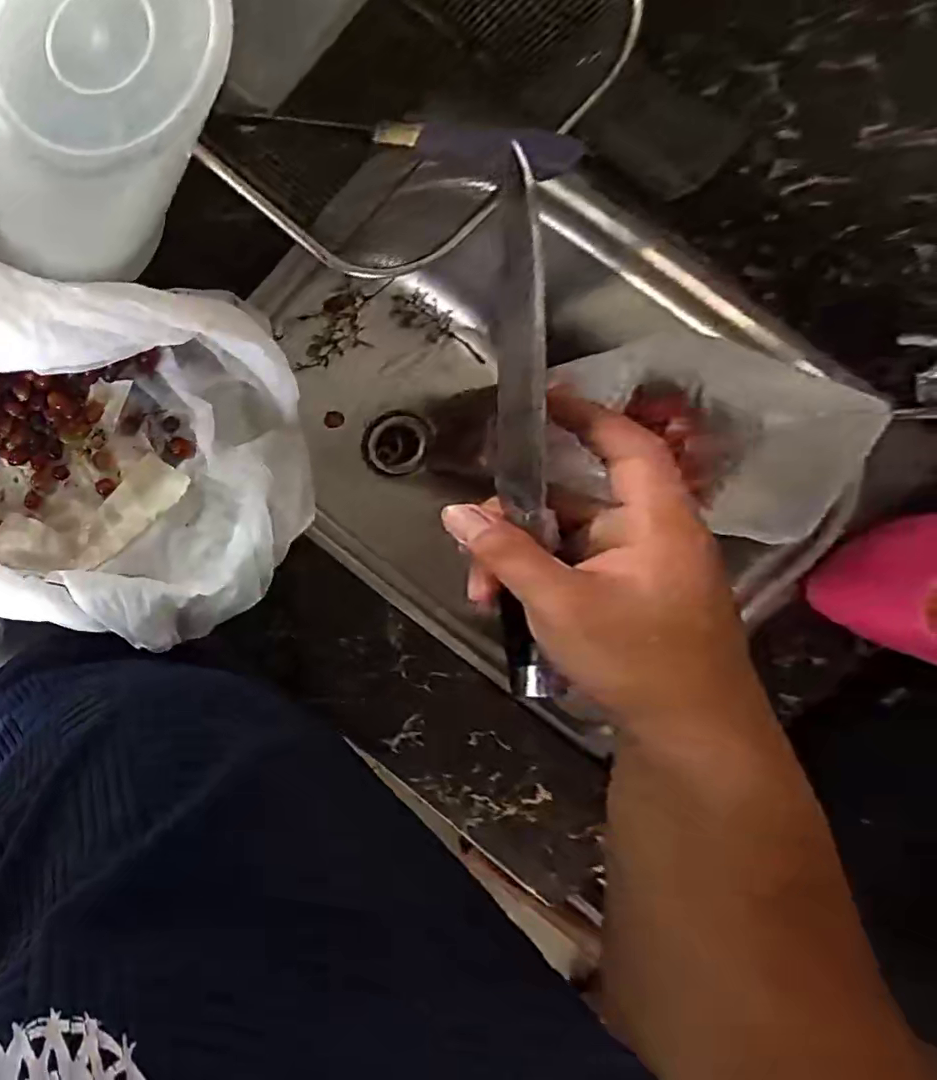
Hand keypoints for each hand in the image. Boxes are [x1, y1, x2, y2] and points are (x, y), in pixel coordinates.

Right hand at [440, 393, 767, 732]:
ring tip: (483, 594)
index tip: (544, 398)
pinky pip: (555, 565)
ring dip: (507, 558)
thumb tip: (454, 511)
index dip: (589, 418)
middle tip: (472, 552)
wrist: (683, 727)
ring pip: (550, 538)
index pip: (628, 450)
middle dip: (509, 523)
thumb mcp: (557, 601)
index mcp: (654, 524)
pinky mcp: (611, 590)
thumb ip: (504, 552)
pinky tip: (499, 603)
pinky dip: (522, 577)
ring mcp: (625, 565)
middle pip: (565, 501)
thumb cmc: (635, 656)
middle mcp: (641, 535)